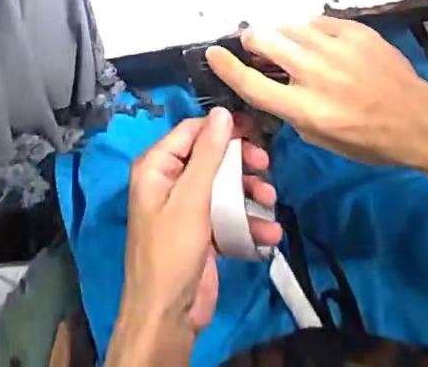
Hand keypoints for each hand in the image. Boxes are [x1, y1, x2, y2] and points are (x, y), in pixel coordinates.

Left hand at [109, 107, 280, 364]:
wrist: (167, 316)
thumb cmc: (172, 250)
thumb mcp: (191, 198)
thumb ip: (207, 155)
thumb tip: (221, 112)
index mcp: (156, 166)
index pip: (190, 132)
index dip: (221, 126)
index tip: (255, 127)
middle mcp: (169, 181)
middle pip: (210, 159)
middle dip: (240, 162)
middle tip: (266, 164)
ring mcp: (187, 209)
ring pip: (223, 188)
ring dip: (249, 194)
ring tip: (271, 201)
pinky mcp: (202, 234)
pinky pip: (227, 218)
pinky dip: (247, 224)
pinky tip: (269, 235)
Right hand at [205, 17, 427, 166]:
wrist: (422, 120)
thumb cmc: (371, 139)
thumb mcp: (322, 139)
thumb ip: (291, 110)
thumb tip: (267, 83)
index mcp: (308, 109)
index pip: (252, 82)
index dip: (226, 65)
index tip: (214, 54)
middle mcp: (317, 76)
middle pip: (263, 40)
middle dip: (251, 39)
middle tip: (255, 45)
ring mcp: (336, 49)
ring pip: (287, 25)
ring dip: (282, 34)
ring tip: (292, 44)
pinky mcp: (354, 32)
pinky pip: (316, 22)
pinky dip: (311, 31)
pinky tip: (321, 43)